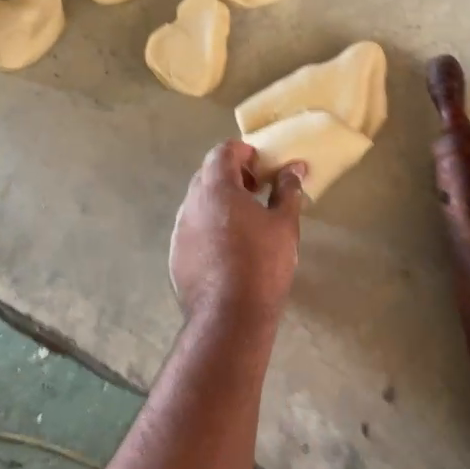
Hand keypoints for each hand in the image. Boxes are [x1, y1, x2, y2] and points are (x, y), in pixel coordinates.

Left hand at [168, 141, 307, 323]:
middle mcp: (191, 203)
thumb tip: (294, 168)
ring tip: (245, 222)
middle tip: (258, 191)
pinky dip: (209, 226)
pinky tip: (229, 249)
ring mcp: (179, 230)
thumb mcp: (284, 224)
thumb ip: (288, 190)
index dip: (244, 152)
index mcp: (216, 188)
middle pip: (208, 174)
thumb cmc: (262, 263)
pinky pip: (192, 228)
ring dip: (220, 201)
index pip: (223, 151)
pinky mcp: (175, 255)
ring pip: (198, 202)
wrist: (229, 317)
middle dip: (232, 175)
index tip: (263, 168)